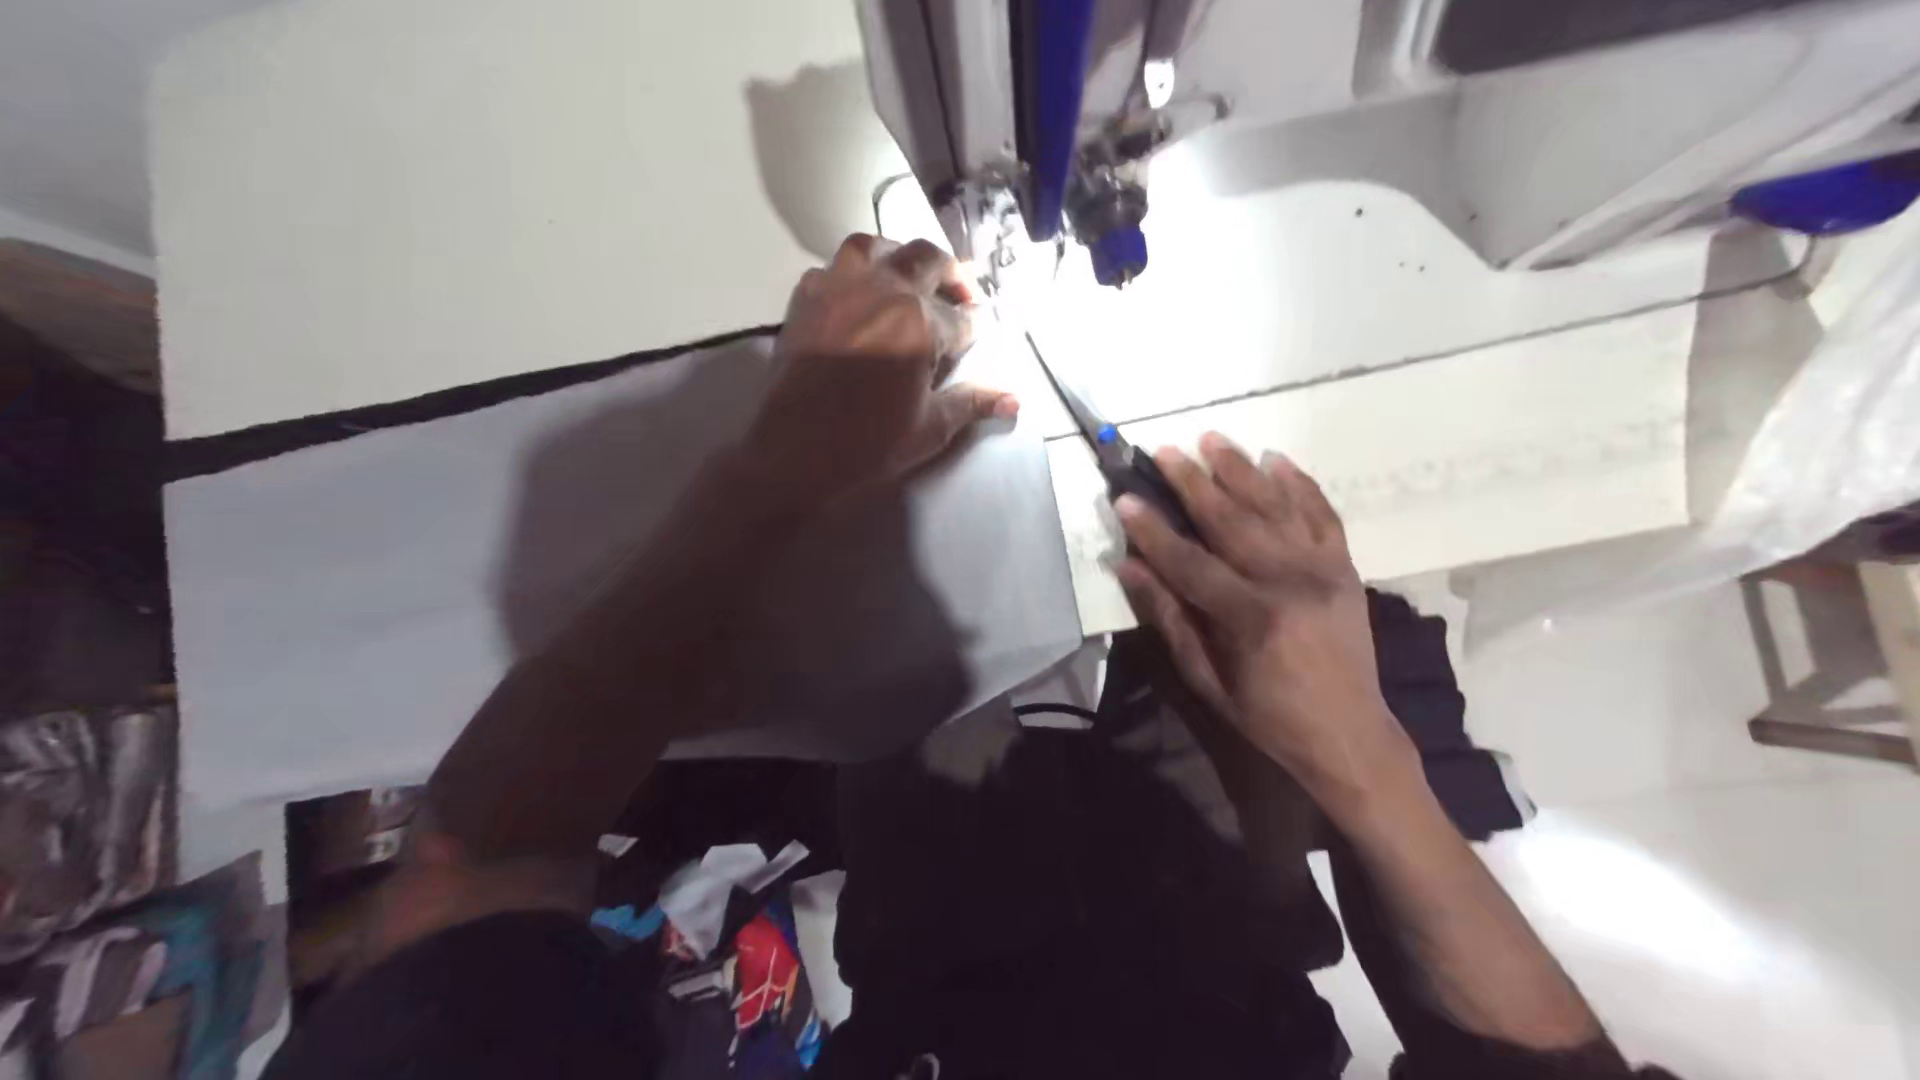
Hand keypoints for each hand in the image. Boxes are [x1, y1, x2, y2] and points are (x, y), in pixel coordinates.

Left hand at [743, 234, 1017, 500]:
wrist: (793, 454)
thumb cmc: (868, 444)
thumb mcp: (930, 427)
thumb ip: (972, 403)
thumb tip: (1015, 401)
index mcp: (919, 321)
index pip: (961, 317)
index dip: (975, 326)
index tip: (978, 333)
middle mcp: (881, 289)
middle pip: (926, 259)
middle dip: (950, 275)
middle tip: (958, 298)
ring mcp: (838, 288)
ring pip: (876, 247)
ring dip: (900, 258)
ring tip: (908, 283)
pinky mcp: (805, 299)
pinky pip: (834, 268)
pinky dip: (854, 275)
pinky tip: (860, 300)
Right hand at [1115, 433, 1412, 798]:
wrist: (1349, 734)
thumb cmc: (1266, 714)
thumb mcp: (1205, 678)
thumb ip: (1169, 617)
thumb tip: (1130, 568)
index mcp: (1250, 617)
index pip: (1188, 561)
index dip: (1152, 530)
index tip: (1124, 500)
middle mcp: (1289, 582)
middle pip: (1231, 520)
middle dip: (1193, 482)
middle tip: (1164, 451)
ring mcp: (1323, 569)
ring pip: (1275, 506)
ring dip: (1240, 469)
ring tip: (1212, 438)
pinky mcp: (1345, 567)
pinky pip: (1322, 514)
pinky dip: (1300, 483)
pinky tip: (1277, 460)